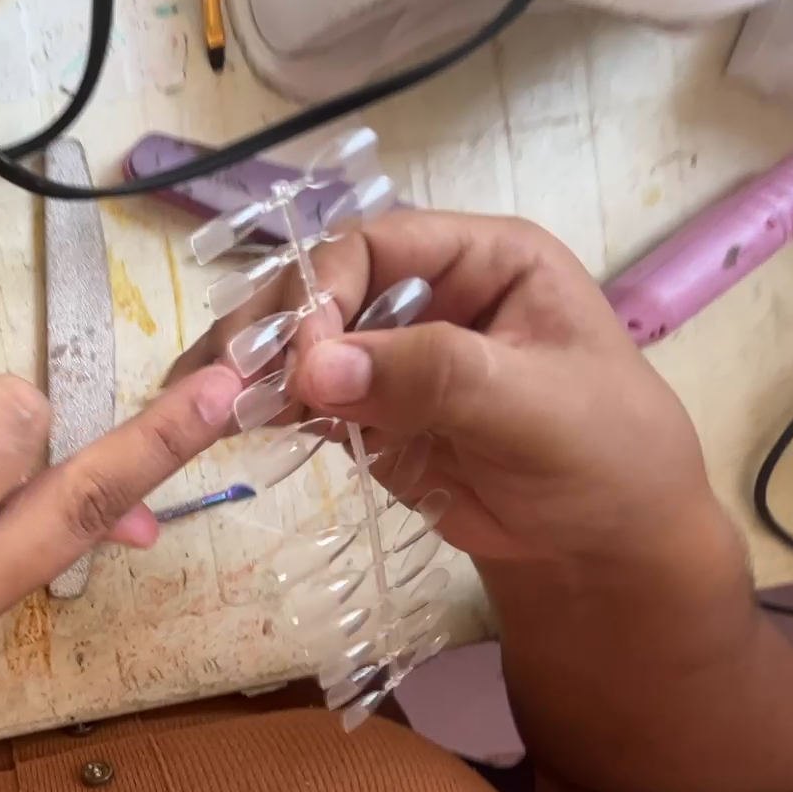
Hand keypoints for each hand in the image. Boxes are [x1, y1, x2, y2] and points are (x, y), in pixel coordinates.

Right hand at [169, 209, 722, 566]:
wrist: (588, 544)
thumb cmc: (598, 458)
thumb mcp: (535, 408)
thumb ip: (433, 376)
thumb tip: (313, 366)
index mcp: (475, 261)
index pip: (370, 247)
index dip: (321, 291)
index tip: (299, 360)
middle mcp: (415, 296)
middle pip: (313, 291)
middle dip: (264, 331)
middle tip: (219, 379)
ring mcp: (377, 355)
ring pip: (289, 343)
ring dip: (242, 368)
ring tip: (193, 400)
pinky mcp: (351, 407)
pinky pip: (290, 396)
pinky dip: (251, 408)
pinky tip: (213, 421)